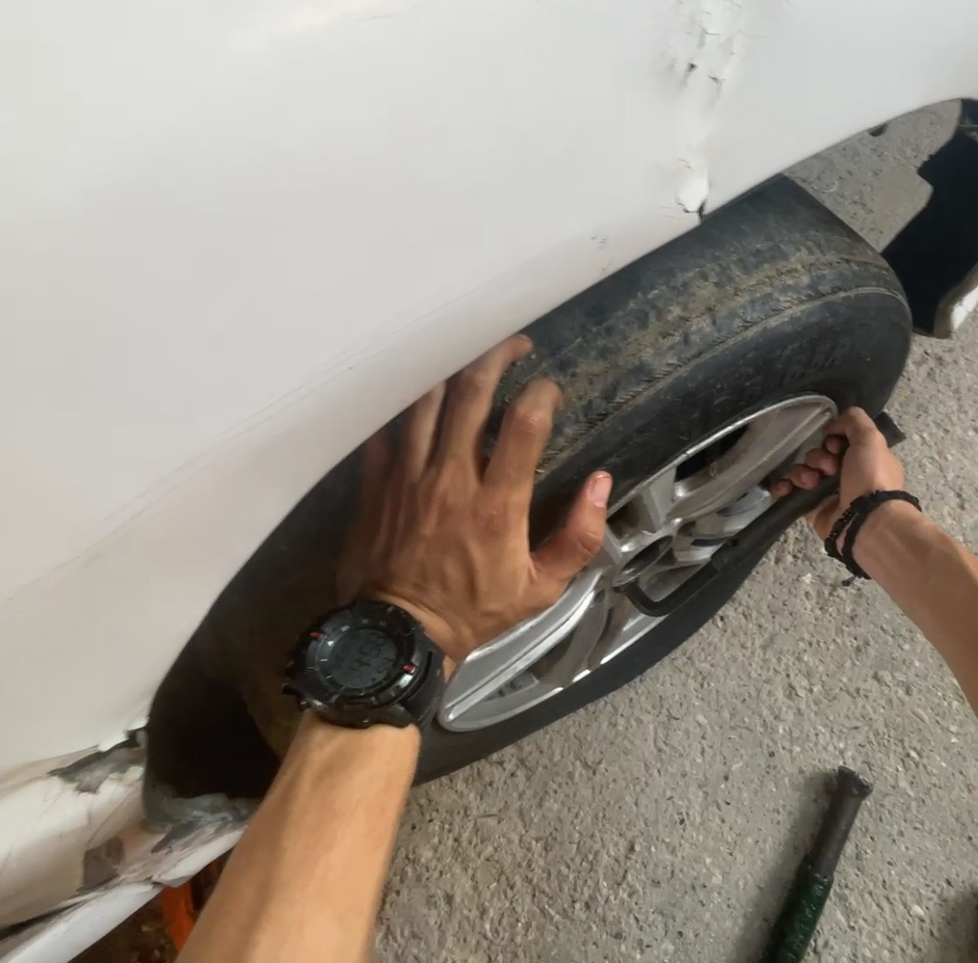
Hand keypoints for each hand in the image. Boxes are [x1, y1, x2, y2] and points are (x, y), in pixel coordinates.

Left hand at [337, 335, 612, 665]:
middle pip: (472, 394)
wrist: (399, 633)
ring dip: (452, 369)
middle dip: (496, 356)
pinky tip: (419, 392)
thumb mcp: (543, 589)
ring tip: (469, 356)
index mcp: (497, 504)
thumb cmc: (474, 610)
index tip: (550, 390)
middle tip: (514, 344)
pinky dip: (404, 402)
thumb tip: (600, 483)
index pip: (524, 424)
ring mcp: (408, 477)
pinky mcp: (377, 483)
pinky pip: (386, 427)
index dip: (542, 393)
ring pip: (426, 400)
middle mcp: (451, 478)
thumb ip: (579, 537)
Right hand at [768, 407, 908, 537]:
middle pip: (817, 455)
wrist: (865, 520)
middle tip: (828, 469)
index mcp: (862, 460)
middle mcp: (845, 475)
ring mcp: (827, 493)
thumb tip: (832, 426)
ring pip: (801, 472)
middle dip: (817, 458)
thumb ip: (854, 421)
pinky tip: (784, 489)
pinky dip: (783, 488)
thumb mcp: (871, 438)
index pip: (838, 442)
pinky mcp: (811, 509)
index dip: (832, 440)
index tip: (835, 446)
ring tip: (811, 483)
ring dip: (801, 473)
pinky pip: (790, 493)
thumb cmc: (872, 477)